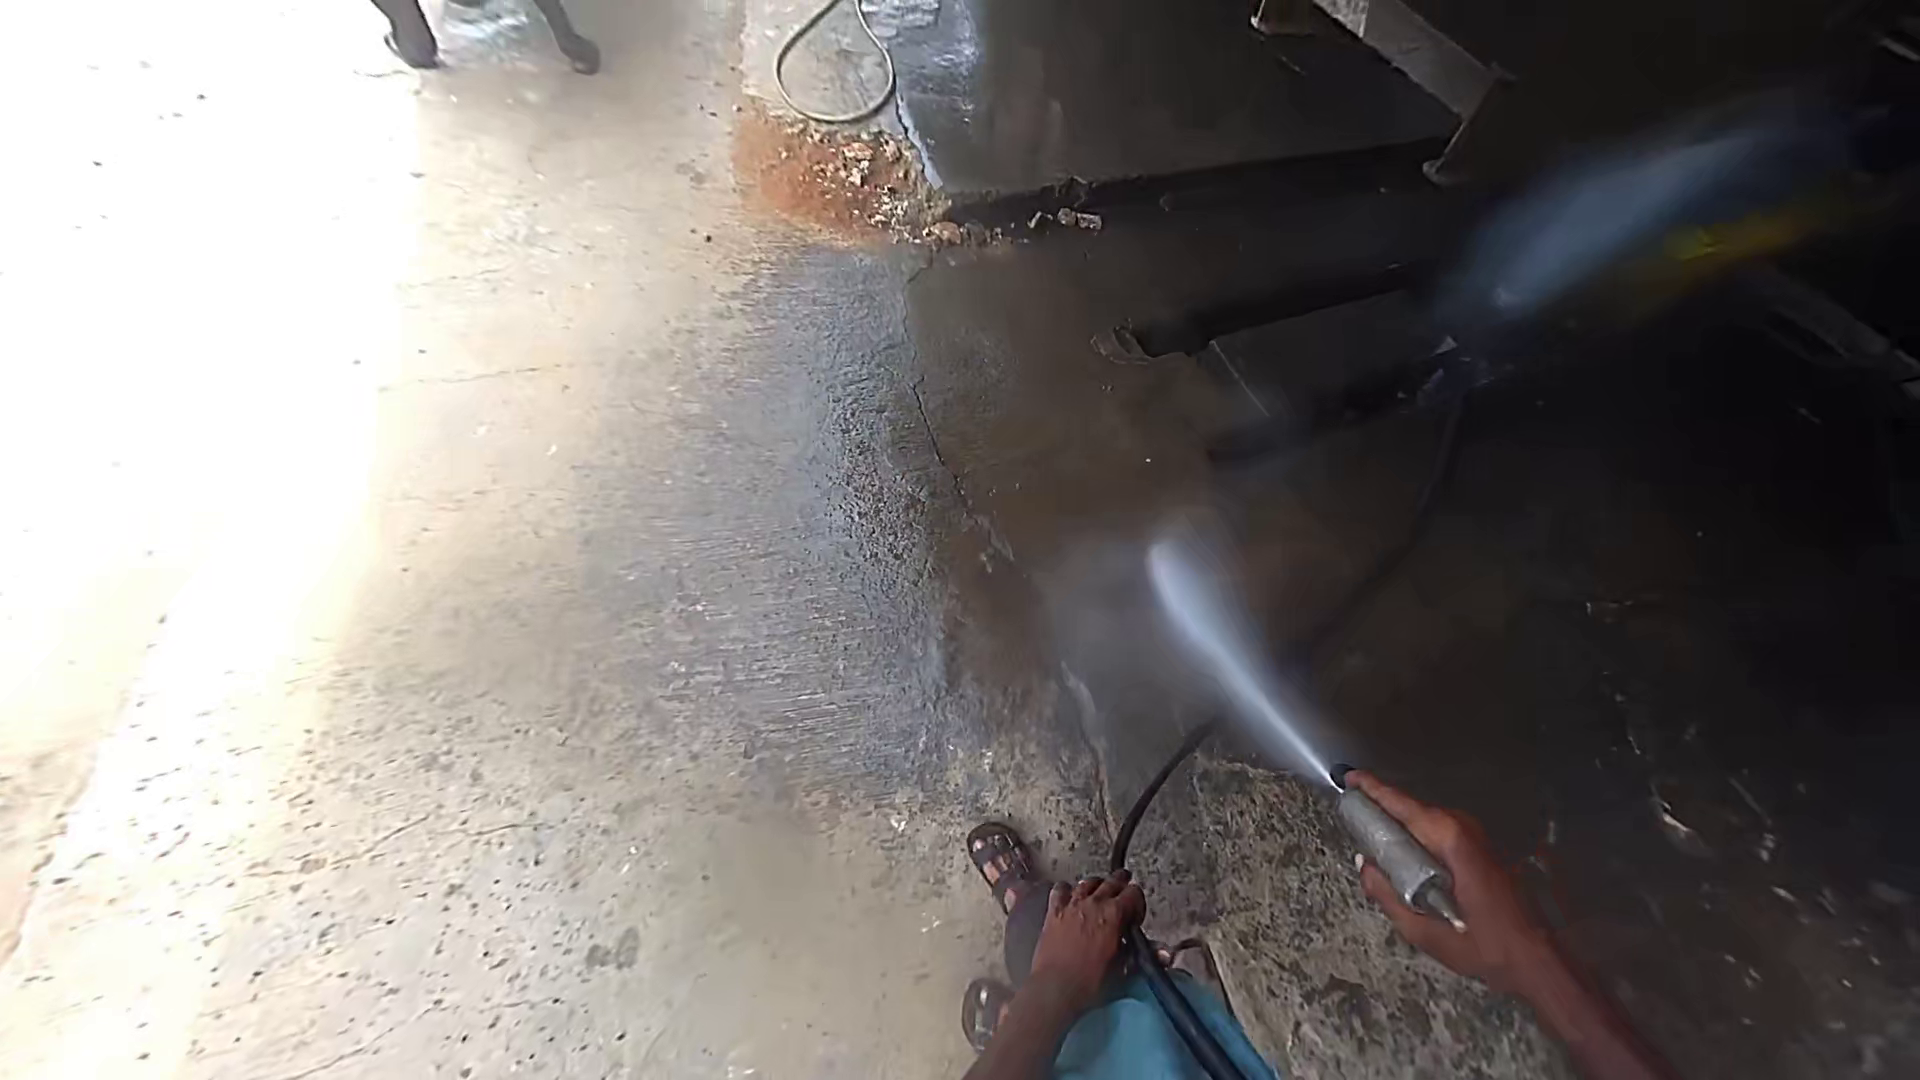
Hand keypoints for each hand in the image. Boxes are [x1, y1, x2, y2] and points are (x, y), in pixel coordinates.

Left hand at [1026, 869, 1146, 1011]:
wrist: (1057, 986)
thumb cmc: (1093, 983)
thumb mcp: (1123, 970)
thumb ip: (1144, 956)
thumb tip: (1166, 953)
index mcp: (1114, 914)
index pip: (1133, 893)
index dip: (1138, 902)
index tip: (1136, 916)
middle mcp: (1094, 901)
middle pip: (1112, 881)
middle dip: (1121, 884)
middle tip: (1124, 890)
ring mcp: (1072, 902)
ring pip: (1088, 882)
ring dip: (1097, 885)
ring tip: (1100, 891)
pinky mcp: (1054, 908)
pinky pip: (1061, 888)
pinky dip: (1067, 890)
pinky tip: (1070, 896)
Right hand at [1348, 771, 1555, 995]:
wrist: (1543, 965)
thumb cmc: (1485, 947)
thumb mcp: (1424, 931)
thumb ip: (1386, 895)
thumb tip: (1363, 864)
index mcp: (1446, 838)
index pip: (1398, 802)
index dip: (1370, 787)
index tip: (1347, 777)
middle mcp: (1461, 827)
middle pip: (1409, 806)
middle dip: (1380, 806)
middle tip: (1354, 815)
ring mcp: (1474, 835)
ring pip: (1423, 817)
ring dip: (1398, 821)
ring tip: (1373, 833)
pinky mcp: (1480, 847)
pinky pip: (1436, 828)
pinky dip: (1414, 831)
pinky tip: (1403, 850)